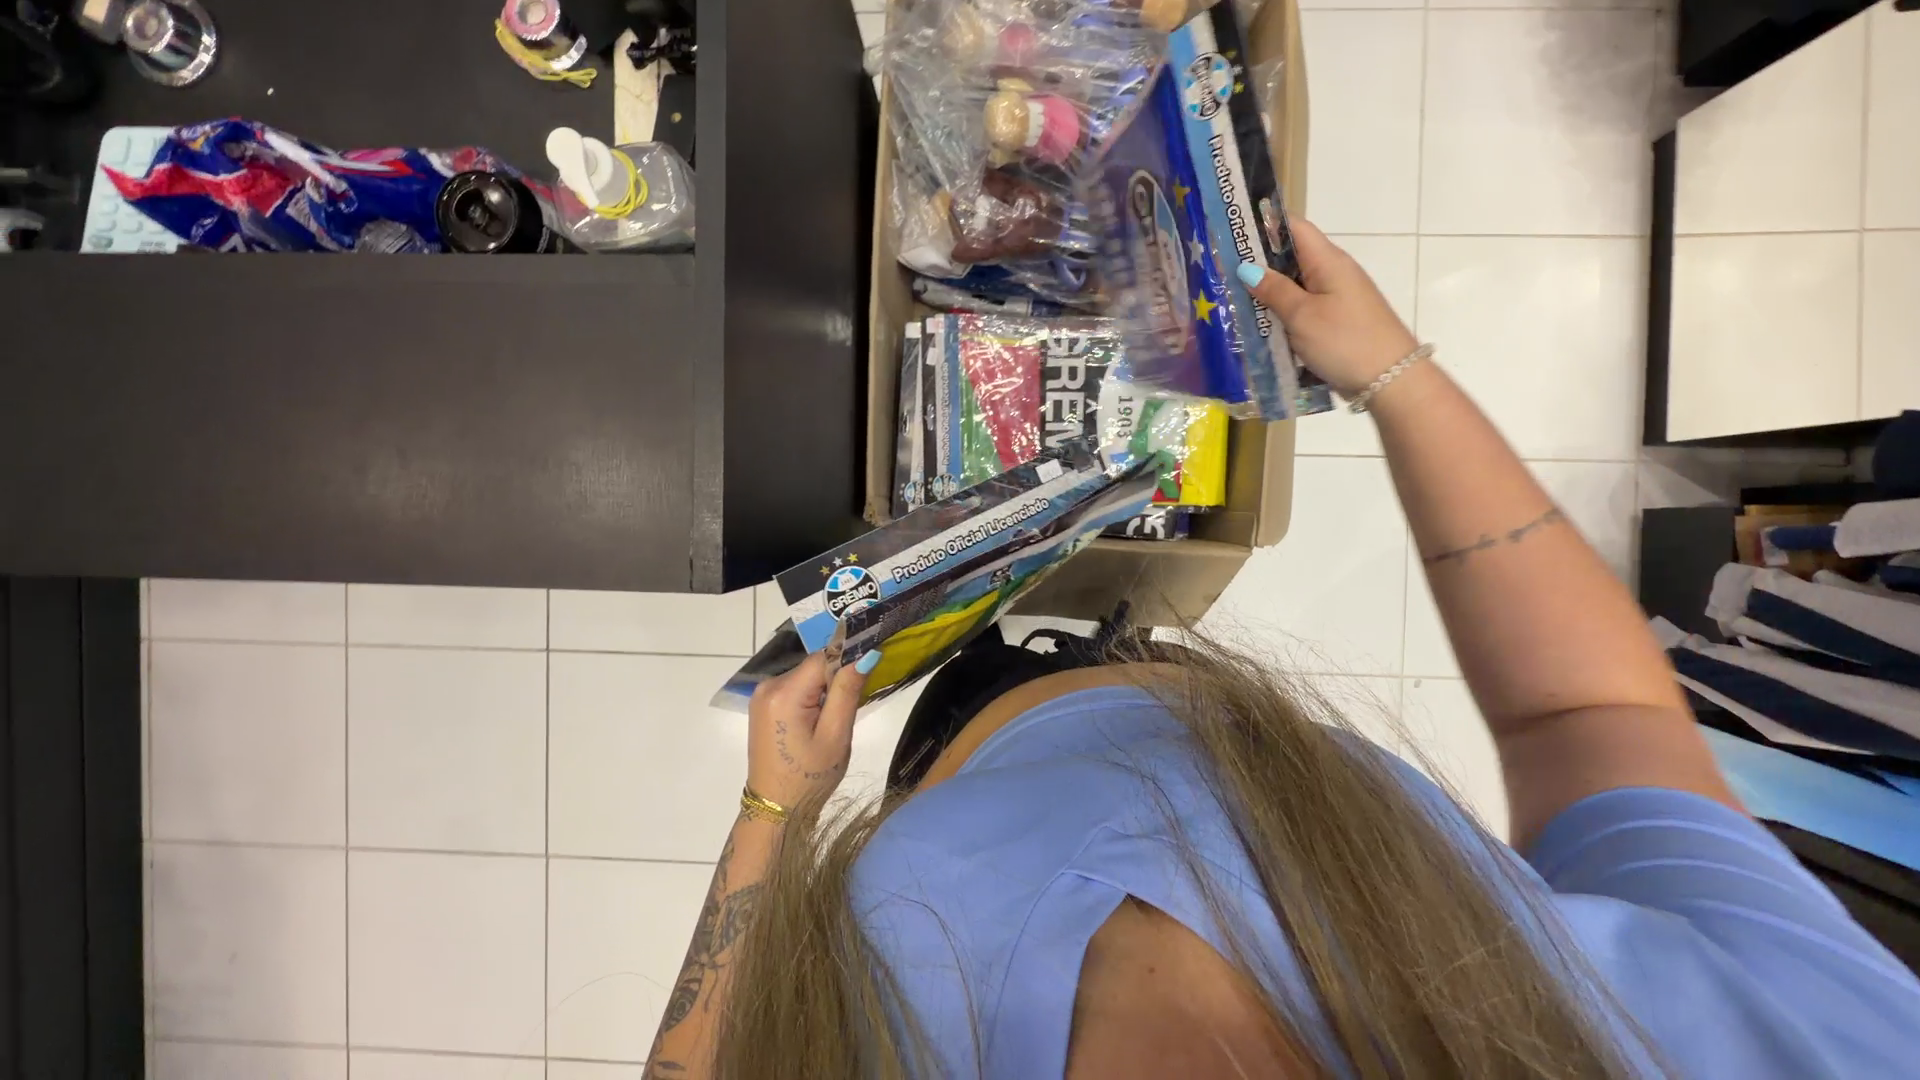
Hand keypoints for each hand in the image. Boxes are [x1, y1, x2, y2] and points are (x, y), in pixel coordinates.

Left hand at [745, 651, 878, 810]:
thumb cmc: (809, 778)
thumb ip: (848, 691)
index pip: (824, 657)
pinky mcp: (763, 704)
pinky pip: (796, 687)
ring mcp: (762, 694)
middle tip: (849, 711)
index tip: (868, 676)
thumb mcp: (836, 736)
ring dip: (825, 690)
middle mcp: (768, 685)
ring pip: (807, 676)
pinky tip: (816, 722)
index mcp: (785, 693)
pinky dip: (812, 697)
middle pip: (815, 666)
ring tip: (832, 721)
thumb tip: (866, 653)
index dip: (849, 661)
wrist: (776, 809)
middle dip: (836, 680)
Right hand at [1236, 219, 1418, 396]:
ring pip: (1293, 287)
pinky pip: (1300, 310)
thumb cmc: (1344, 340)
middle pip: (1291, 258)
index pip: (1295, 228)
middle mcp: (1332, 274)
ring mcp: (1334, 299)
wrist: (1389, 379)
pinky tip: (1256, 324)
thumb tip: (1247, 268)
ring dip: (1266, 292)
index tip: (1232, 231)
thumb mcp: (1302, 315)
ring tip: (1229, 297)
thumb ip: (1274, 290)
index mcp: (1328, 261)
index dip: (1265, 225)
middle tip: (1219, 269)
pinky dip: (1278, 314)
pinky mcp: (1332, 323)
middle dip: (1258, 263)